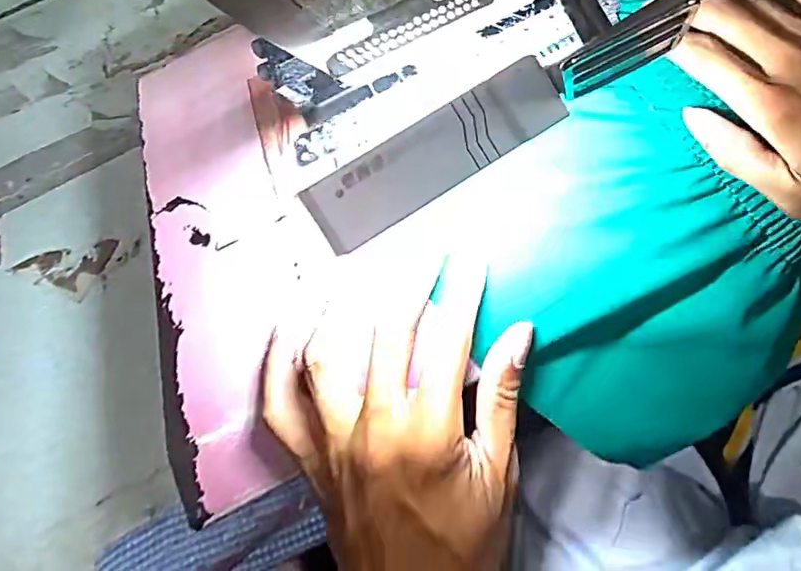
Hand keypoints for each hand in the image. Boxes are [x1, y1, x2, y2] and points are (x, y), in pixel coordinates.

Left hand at [262, 260, 534, 570]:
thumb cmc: (465, 545)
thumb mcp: (499, 475)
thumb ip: (503, 397)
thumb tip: (520, 334)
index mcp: (428, 434)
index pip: (447, 340)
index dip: (462, 292)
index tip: (469, 262)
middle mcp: (373, 429)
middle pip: (386, 333)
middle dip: (410, 283)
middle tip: (426, 258)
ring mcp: (334, 442)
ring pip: (325, 354)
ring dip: (341, 306)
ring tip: (360, 272)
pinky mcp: (310, 459)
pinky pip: (280, 402)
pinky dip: (280, 358)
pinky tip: (294, 322)